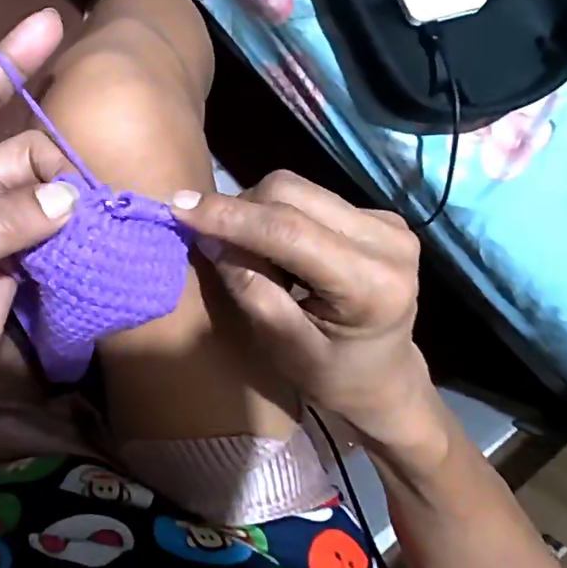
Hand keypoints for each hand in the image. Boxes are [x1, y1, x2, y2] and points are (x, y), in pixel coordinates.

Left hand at [0, 9, 76, 447]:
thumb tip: (68, 195)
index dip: (6, 61)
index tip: (51, 23)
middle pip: (21, 149)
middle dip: (59, 155)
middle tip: (93, 185)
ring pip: (45, 189)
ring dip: (74, 195)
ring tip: (105, 209)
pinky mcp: (17, 258)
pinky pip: (55, 229)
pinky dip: (76, 228)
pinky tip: (100, 230)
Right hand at [171, 170, 441, 453]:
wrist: (384, 378)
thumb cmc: (331, 375)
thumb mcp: (281, 344)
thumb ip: (248, 288)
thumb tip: (210, 237)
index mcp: (372, 284)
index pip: (288, 232)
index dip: (229, 216)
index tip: (178, 207)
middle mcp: (388, 241)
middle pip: (290, 194)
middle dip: (241, 213)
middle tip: (221, 249)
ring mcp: (387, 222)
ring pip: (297, 189)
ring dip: (259, 213)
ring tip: (258, 258)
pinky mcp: (377, 215)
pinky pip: (309, 196)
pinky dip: (279, 216)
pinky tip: (282, 251)